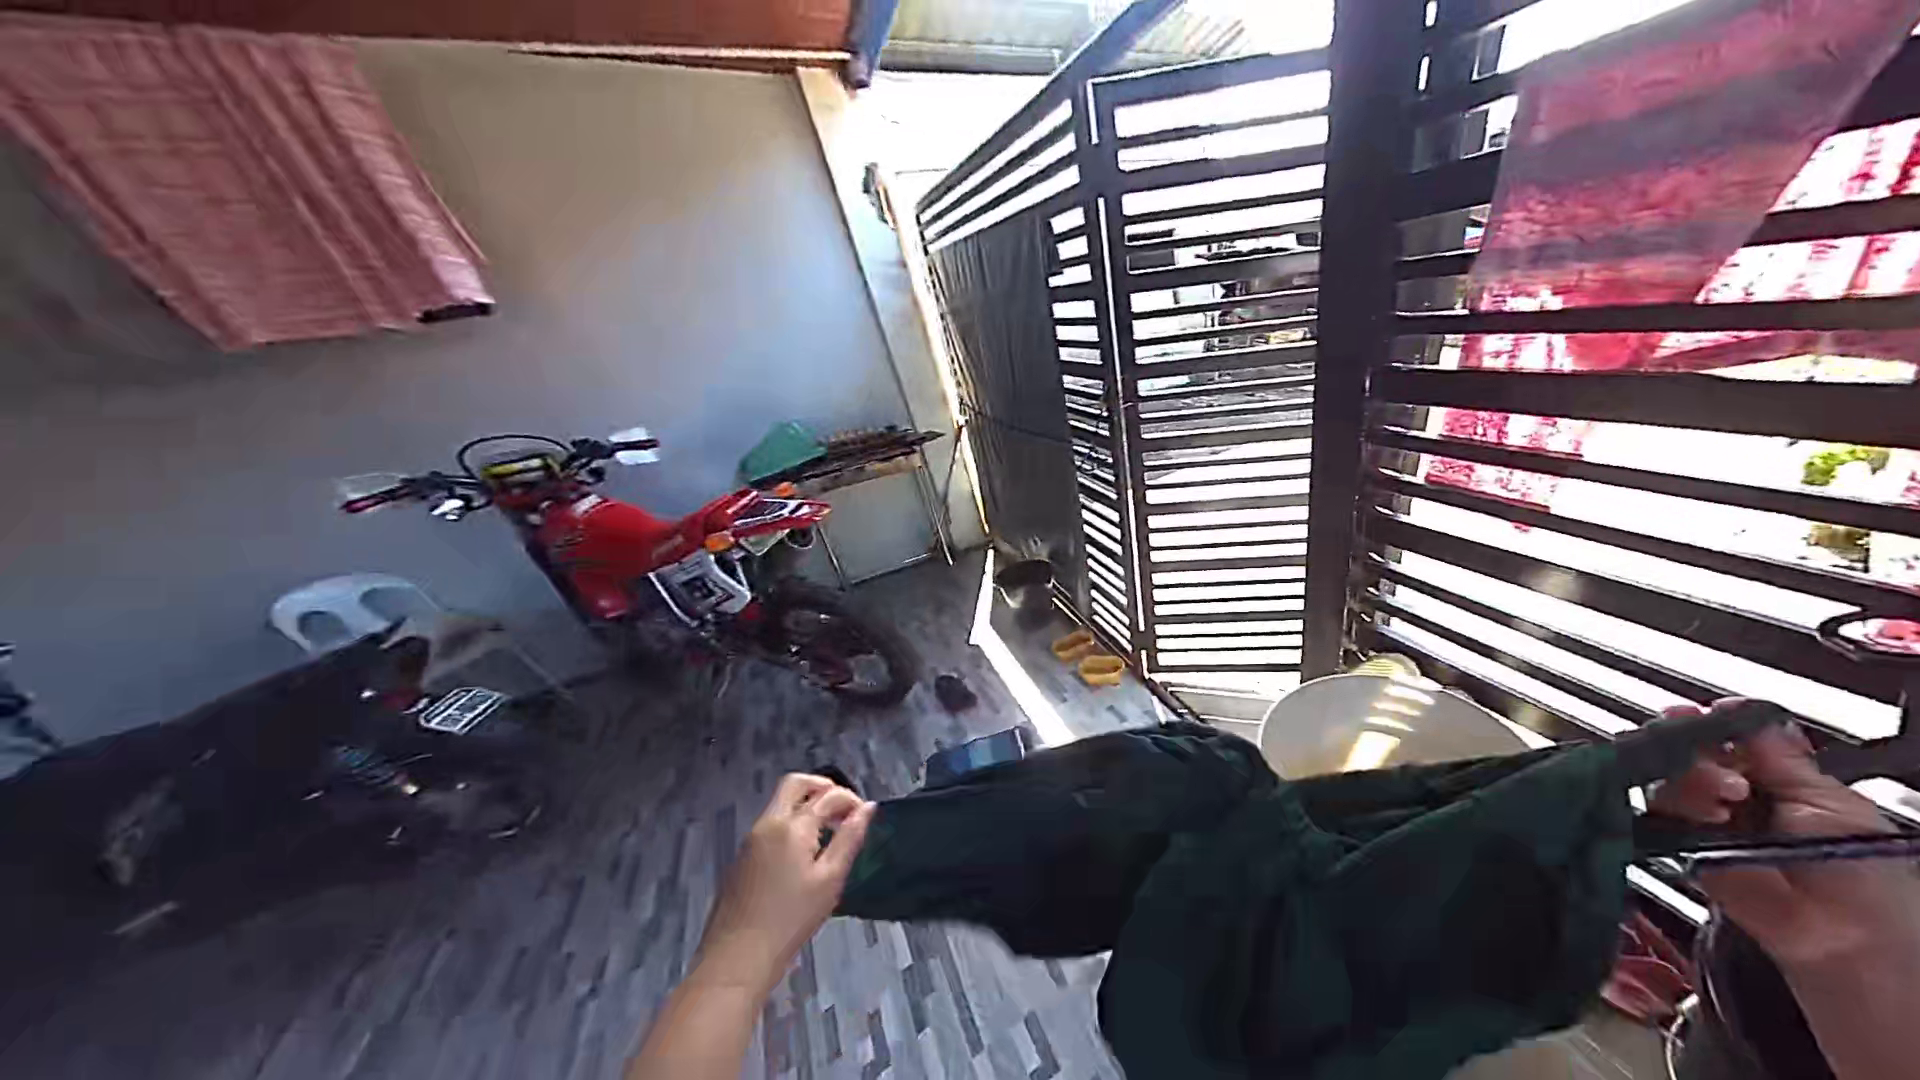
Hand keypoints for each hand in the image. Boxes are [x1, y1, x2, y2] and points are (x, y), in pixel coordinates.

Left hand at [692, 774, 874, 993]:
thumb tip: (867, 809)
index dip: (850, 800)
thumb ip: (850, 839)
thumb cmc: (791, 920)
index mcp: (793, 826)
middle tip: (842, 807)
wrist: (737, 957)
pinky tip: (804, 852)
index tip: (863, 815)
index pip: (828, 796)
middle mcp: (769, 822)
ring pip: (781, 803)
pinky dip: (791, 822)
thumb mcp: (830, 880)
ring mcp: (751, 837)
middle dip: (822, 787)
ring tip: (828, 831)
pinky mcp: (742, 855)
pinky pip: (771, 823)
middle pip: (795, 784)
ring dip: (806, 804)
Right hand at [1650, 702, 1919, 968]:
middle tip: (1706, 750)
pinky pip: (1656, 807)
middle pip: (1683, 748)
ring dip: (1692, 776)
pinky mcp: (1677, 837)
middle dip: (1689, 742)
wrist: (1846, 933)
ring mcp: (1700, 815)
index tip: (1708, 713)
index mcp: (1770, 777)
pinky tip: (1708, 813)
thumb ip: (1780, 756)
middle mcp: (1729, 791)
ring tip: (1728, 793)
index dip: (1712, 721)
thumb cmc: (1863, 874)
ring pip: (1666, 773)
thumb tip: (1746, 711)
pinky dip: (1678, 804)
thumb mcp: (1831, 802)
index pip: (1725, 735)